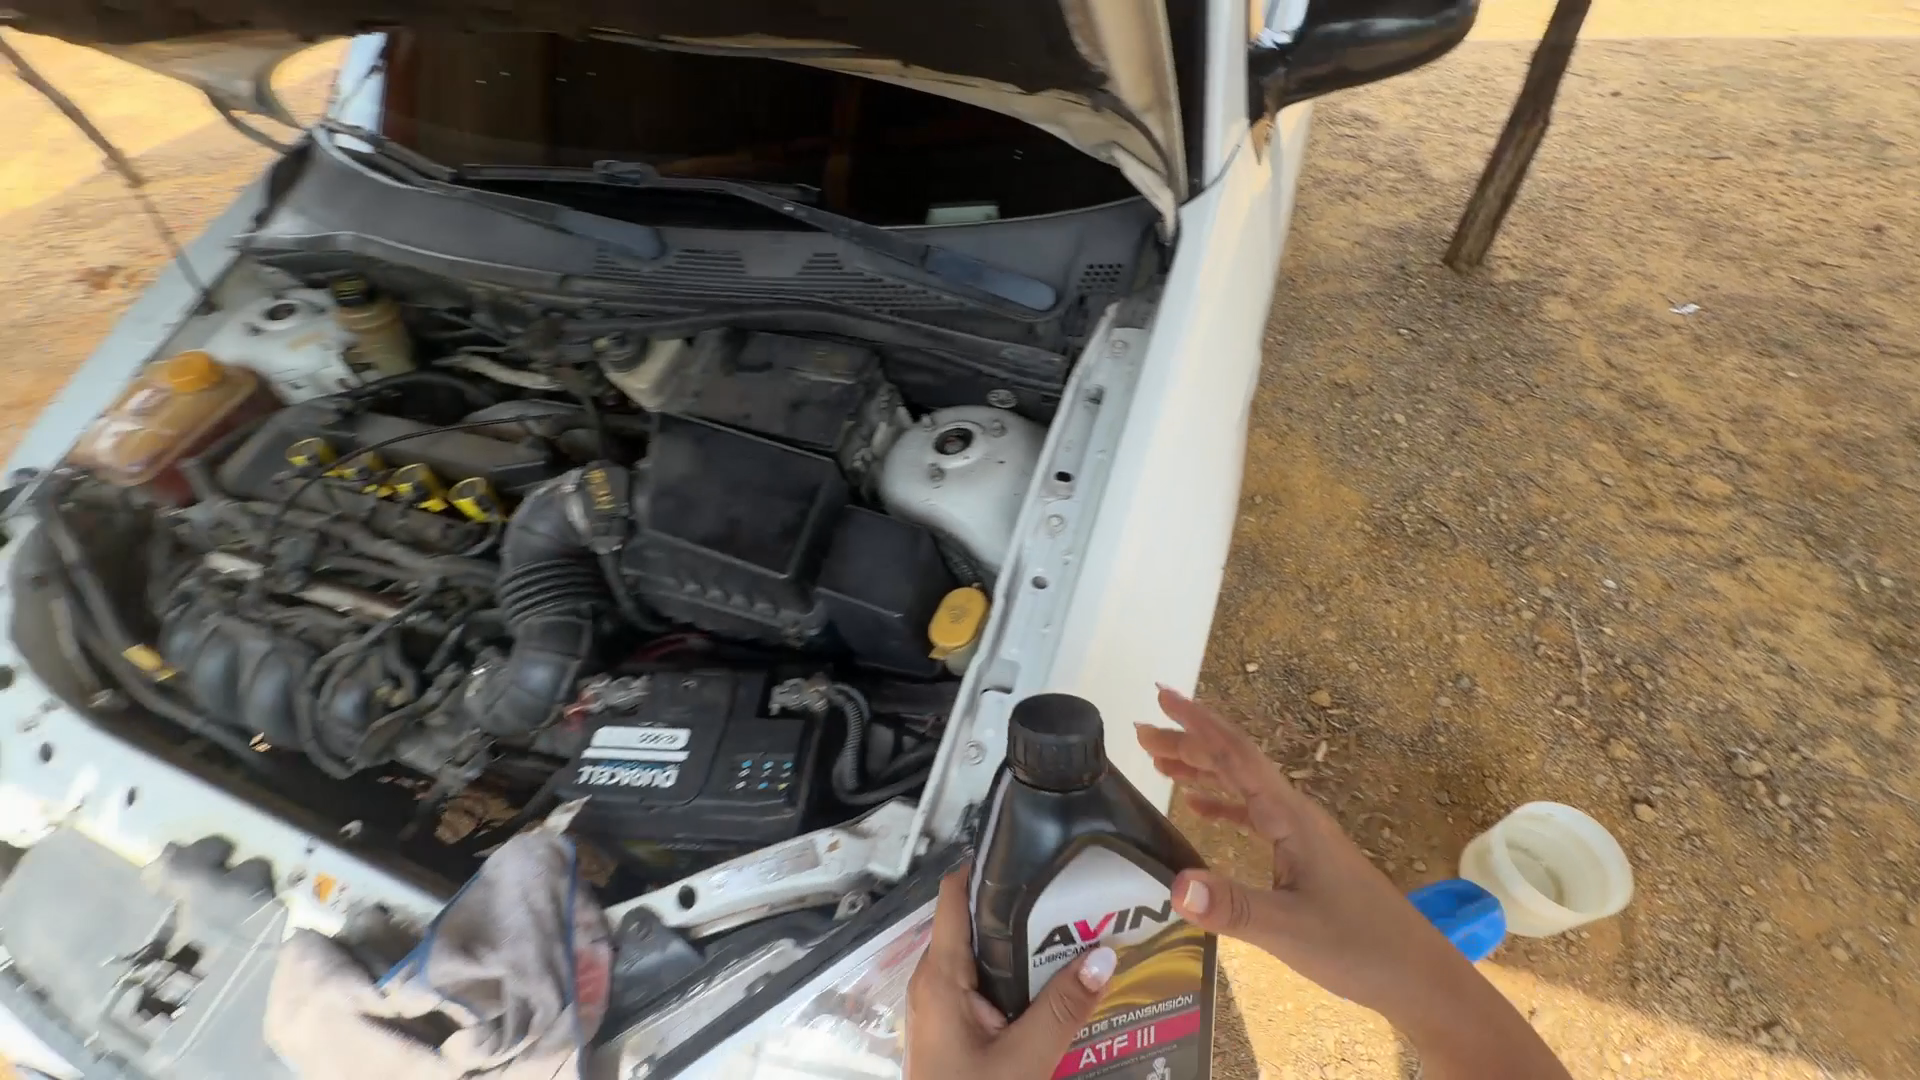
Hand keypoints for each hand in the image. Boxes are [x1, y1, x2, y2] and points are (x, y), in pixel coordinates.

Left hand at [904, 869, 1115, 1079]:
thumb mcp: (1023, 1062)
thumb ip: (1063, 1009)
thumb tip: (1105, 952)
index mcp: (940, 973)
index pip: (954, 894)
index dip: (986, 865)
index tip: (1031, 849)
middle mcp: (934, 978)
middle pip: (973, 921)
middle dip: (1019, 905)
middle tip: (1071, 892)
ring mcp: (940, 1004)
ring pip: (981, 956)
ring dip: (1021, 944)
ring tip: (1072, 929)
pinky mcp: (951, 1027)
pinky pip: (982, 986)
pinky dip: (1013, 977)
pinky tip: (1052, 984)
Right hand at [1136, 686, 1476, 1020]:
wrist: (1420, 977)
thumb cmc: (1359, 948)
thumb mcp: (1289, 930)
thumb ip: (1231, 906)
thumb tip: (1172, 884)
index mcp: (1289, 816)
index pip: (1235, 754)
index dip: (1197, 722)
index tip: (1162, 695)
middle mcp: (1292, 812)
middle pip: (1232, 761)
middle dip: (1187, 742)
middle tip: (1142, 733)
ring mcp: (1298, 832)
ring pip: (1240, 784)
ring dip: (1200, 767)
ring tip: (1158, 761)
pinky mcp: (1301, 853)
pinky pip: (1251, 812)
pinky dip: (1220, 801)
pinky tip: (1197, 807)